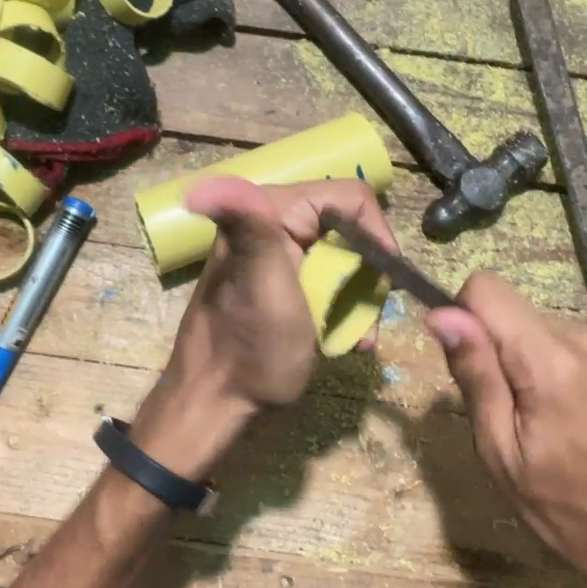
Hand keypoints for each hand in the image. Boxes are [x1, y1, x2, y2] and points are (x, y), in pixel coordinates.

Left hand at [134, 177, 396, 480]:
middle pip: (352, 229)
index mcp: (271, 210)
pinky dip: (345, 311)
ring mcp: (278, 254)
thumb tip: (201, 186)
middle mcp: (272, 222)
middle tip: (368, 318)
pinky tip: (347, 342)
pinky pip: (331, 283)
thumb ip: (249, 226)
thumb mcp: (262, 284)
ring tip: (358, 337)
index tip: (385, 281)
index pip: (350, 197)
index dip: (376, 234)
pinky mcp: (283, 283)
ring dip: (361, 299)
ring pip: (347, 260)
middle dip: (369, 275)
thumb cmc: (250, 346)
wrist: (220, 401)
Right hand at [424, 272, 586, 587]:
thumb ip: (475, 375)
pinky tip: (586, 422)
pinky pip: (582, 346)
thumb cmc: (572, 512)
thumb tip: (441, 315)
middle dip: (505, 355)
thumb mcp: (503, 454)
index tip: (471, 367)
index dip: (464, 319)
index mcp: (555, 361)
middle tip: (519, 420)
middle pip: (518, 316)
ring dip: (538, 366)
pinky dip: (569, 372)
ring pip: (548, 332)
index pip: (487, 289)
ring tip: (556, 427)